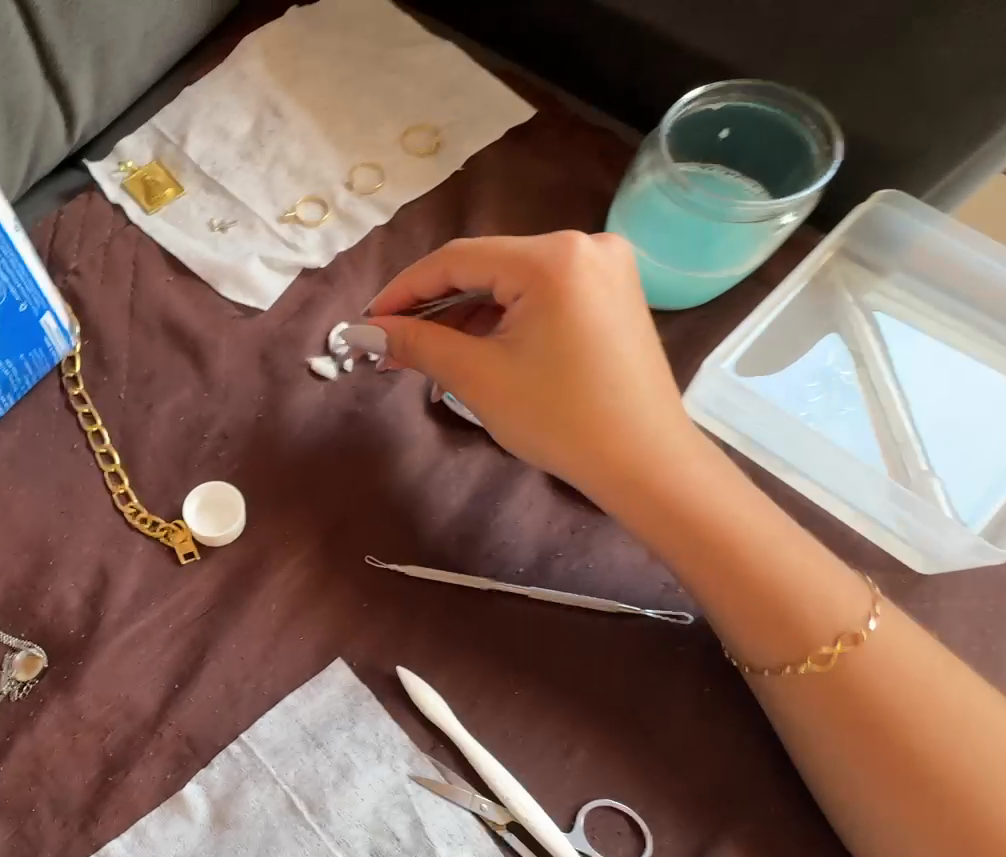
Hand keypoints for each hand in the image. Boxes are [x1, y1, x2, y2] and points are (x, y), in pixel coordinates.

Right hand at [359, 232, 706, 509]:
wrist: (642, 462)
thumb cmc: (557, 418)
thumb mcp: (476, 377)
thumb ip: (416, 343)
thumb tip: (362, 332)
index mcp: (552, 257)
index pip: (456, 259)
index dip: (402, 290)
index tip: (366, 324)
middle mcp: (583, 244)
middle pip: (482, 267)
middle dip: (430, 307)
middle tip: (387, 345)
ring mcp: (602, 268)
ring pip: (507, 283)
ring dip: (460, 317)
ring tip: (419, 355)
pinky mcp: (608, 294)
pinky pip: (536, 296)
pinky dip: (497, 320)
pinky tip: (467, 350)